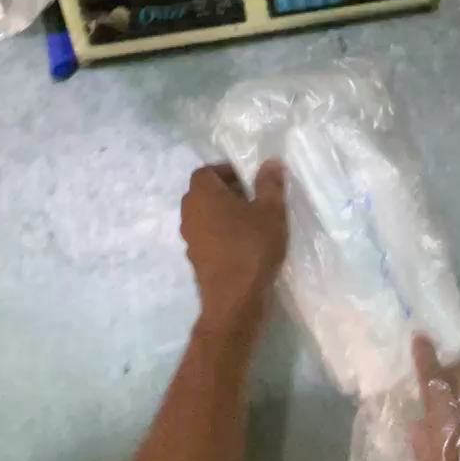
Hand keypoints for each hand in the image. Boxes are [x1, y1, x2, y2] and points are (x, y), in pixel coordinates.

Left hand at [181, 161, 286, 327]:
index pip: (207, 171)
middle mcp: (189, 212)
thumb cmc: (252, 246)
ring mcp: (189, 237)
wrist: (234, 298)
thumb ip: (269, 184)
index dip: (228, 171)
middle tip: (256, 198)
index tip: (251, 180)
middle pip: (205, 192)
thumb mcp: (270, 211)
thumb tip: (270, 162)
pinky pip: (207, 235)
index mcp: (202, 194)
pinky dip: (222, 233)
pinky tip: (244, 244)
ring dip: (225, 213)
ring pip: (206, 215)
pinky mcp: (195, 257)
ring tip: (253, 221)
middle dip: (228, 191)